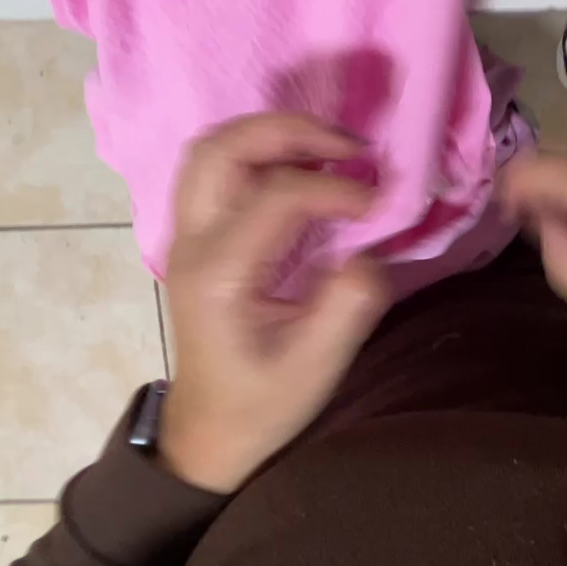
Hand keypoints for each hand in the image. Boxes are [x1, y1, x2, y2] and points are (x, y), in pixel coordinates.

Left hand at [158, 114, 387, 493]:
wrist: (210, 433)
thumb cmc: (263, 404)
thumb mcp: (317, 366)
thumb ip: (349, 305)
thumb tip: (371, 252)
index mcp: (219, 275)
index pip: (275, 196)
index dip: (335, 190)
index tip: (379, 206)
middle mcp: (192, 244)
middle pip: (222, 148)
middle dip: (290, 132)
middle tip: (351, 148)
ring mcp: (187, 238)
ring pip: (212, 150)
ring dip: (271, 136)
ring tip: (331, 151)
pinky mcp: (199, 241)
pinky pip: (219, 172)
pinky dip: (262, 155)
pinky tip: (306, 171)